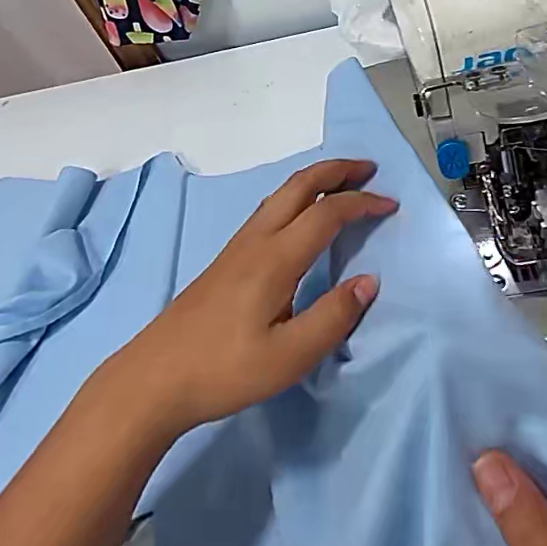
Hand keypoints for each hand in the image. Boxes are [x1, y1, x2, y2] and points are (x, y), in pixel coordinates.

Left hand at [105, 159, 396, 439]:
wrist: (155, 377)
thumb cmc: (224, 370)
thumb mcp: (289, 356)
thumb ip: (333, 317)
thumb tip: (369, 280)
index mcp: (276, 258)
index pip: (327, 213)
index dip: (362, 203)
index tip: (391, 205)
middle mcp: (257, 240)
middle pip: (300, 185)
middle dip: (337, 170)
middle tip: (369, 169)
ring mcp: (238, 246)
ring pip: (281, 194)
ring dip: (315, 180)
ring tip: (343, 184)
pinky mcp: (227, 258)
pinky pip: (270, 209)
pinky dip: (297, 196)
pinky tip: (300, 215)